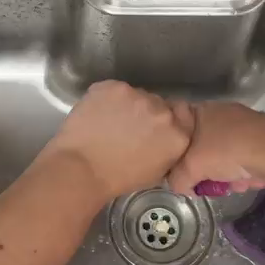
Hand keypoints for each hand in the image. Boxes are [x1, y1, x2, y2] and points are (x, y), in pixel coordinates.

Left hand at [38, 80, 191, 202]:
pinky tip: (97, 116)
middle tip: (128, 128)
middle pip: (158, 103)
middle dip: (146, 113)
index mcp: (177, 133)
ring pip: (134, 95)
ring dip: (126, 106)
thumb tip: (164, 138)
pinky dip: (106, 100)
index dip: (168, 119)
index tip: (153, 126)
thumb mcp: (156, 171)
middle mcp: (161, 110)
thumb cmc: (118, 178)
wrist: (81, 169)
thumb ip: (168, 149)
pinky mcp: (112, 86)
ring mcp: (136, 95)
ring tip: (109, 124)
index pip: (182, 115)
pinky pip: (113, 90)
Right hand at [164, 101, 264, 194]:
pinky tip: (245, 181)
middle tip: (204, 182)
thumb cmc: (226, 151)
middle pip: (201, 146)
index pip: (178, 129)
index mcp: (200, 111)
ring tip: (230, 185)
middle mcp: (221, 113)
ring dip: (224, 174)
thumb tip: (179, 186)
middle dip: (203, 168)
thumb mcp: (191, 168)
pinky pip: (242, 158)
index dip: (174, 151)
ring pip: (223, 155)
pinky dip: (241, 172)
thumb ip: (177, 178)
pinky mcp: (260, 138)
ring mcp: (242, 125)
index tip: (177, 169)